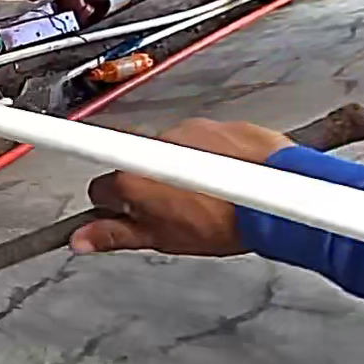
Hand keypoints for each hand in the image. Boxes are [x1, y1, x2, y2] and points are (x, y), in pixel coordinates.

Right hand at [69, 118, 293, 256]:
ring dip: (180, 167)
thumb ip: (114, 235)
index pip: (100, 188)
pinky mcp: (214, 124)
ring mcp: (184, 132)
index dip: (114, 205)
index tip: (127, 211)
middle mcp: (151, 146)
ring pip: (168, 151)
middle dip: (150, 184)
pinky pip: (201, 139)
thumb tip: (80, 240)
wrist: (284, 200)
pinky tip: (226, 177)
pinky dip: (209, 154)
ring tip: (208, 192)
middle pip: (136, 166)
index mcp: (132, 177)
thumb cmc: (227, 223)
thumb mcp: (163, 239)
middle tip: (177, 208)